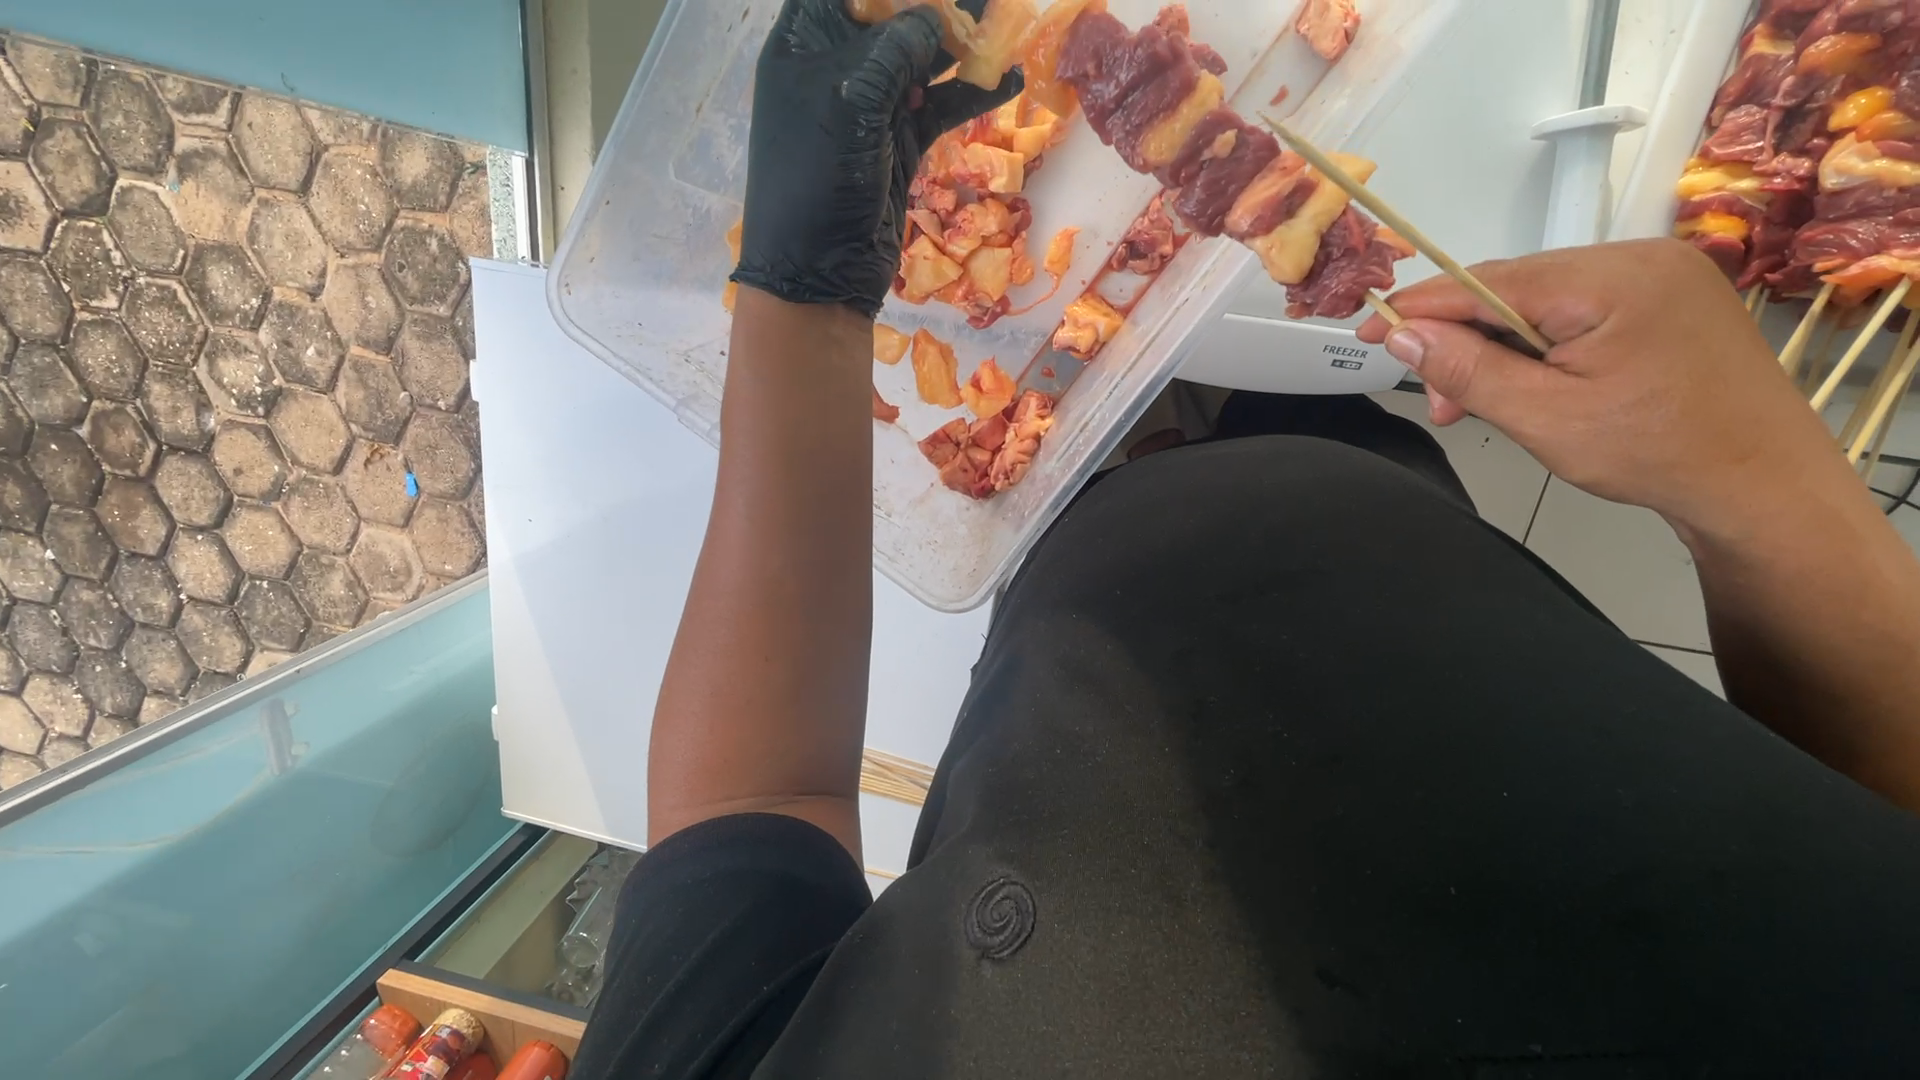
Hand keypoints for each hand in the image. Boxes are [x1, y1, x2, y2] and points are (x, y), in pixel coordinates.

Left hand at [732, 0, 1022, 317]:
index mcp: (806, 39)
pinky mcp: (899, 142)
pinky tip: (1007, 80)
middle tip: (990, 0)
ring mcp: (871, 107)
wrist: (819, 269)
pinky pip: (939, 106)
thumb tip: (937, 17)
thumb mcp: (853, 98)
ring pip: (923, 59)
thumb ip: (897, 47)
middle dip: (938, 6)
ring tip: (1007, 24)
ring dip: (963, 44)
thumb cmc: (818, 176)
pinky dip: (970, 95)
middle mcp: (837, 66)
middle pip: (894, 16)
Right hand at [1356, 240, 1845, 534]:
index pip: (1484, 282)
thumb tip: (1401, 332)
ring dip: (1495, 350)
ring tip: (1475, 405)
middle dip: (1461, 342)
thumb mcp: (1541, 416)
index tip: (1366, 326)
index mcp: (1610, 280)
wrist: (1761, 482)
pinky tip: (1524, 384)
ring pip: (1538, 302)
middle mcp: (1637, 258)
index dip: (1418, 305)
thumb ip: (1466, 369)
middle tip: (1440, 405)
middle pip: (1510, 290)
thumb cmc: (1651, 452)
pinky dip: (1534, 346)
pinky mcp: (1665, 299)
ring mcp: (1657, 275)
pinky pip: (1573, 310)